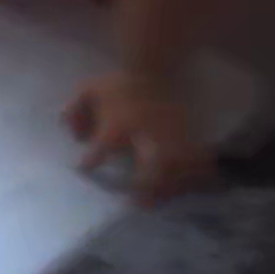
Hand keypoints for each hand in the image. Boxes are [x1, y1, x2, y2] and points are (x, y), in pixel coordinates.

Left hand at [63, 71, 212, 203]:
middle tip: (136, 203)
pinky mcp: (192, 134)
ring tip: (160, 202)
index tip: (83, 170)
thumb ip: (74, 111)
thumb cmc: (116, 84)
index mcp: (119, 122)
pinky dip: (198, 177)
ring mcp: (174, 134)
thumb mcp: (87, 90)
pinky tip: (190, 190)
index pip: (103, 147)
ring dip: (172, 187)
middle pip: (154, 164)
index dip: (92, 161)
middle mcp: (149, 132)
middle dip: (146, 185)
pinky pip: (202, 161)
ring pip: (181, 168)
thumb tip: (73, 135)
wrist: (152, 70)